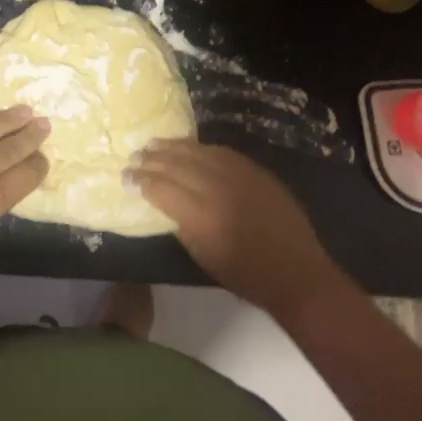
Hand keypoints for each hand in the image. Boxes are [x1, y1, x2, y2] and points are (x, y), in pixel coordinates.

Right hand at [129, 140, 341, 314]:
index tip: (125, 177)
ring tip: (155, 144)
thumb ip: (181, 223)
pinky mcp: (255, 170)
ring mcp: (239, 175)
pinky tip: (189, 148)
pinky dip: (201, 148)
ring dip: (173, 147)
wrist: (296, 273)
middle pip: (177, 164)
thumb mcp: (203, 255)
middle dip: (152, 159)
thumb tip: (165, 200)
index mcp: (201, 216)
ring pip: (198, 152)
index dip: (141, 181)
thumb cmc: (245, 275)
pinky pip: (221, 151)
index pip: (161, 188)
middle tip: (134, 156)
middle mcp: (217, 189)